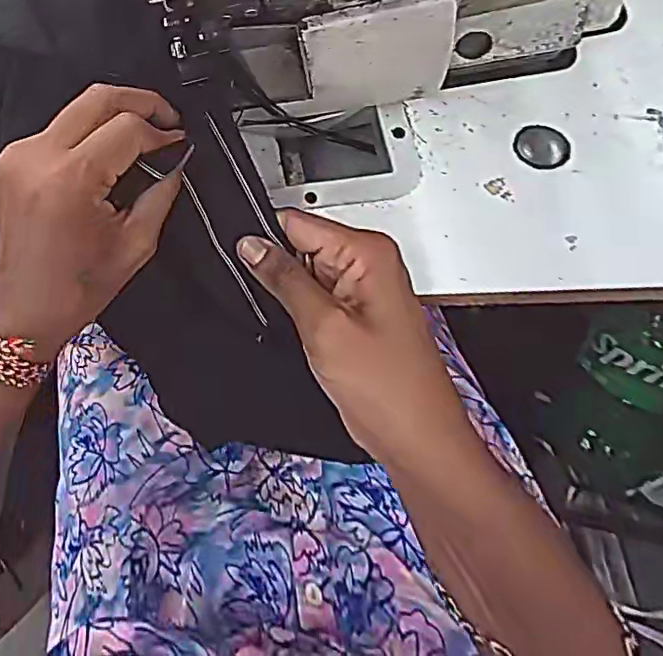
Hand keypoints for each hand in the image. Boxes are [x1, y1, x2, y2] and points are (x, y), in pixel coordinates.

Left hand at [0, 85, 187, 362]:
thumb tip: (176, 157)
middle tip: (167, 120)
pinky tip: (112, 148)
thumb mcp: (136, 242)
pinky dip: (93, 128)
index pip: (128, 127)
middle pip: (100, 98)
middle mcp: (39, 158)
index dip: (162, 132)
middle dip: (142, 102)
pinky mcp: (14, 157)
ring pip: (80, 106)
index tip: (178, 141)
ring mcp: (21, 154)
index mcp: (69, 181)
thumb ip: (162, 190)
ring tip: (144, 134)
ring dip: (117, 113)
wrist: (24, 308)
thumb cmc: (74, 288)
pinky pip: (63, 125)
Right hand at [237, 212, 475, 464]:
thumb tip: (252, 246)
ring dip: (291, 294)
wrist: (417, 440)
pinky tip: (305, 333)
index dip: (266, 240)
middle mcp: (369, 260)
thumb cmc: (390, 390)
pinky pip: (316, 294)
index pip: (298, 221)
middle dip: (280, 270)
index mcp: (368, 251)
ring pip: (305, 271)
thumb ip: (284, 279)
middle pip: (301, 243)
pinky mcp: (355, 310)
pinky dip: (302, 311)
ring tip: (302, 327)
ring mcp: (363, 286)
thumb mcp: (324, 327)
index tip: (245, 261)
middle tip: (281, 306)